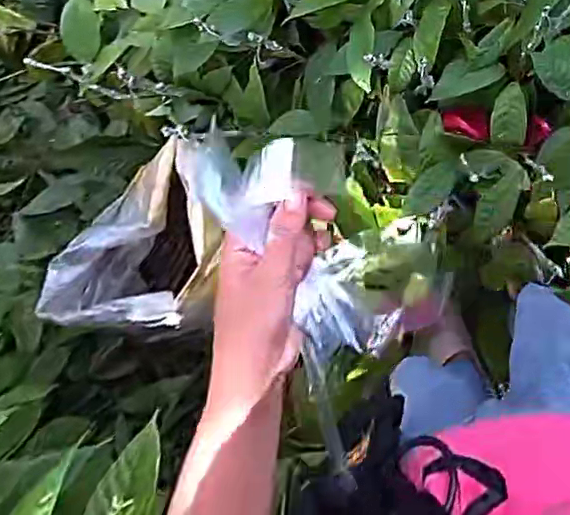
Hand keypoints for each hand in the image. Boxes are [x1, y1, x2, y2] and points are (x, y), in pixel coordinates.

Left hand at [208, 191, 335, 416]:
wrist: (255, 378)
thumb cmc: (254, 325)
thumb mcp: (273, 274)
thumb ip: (285, 232)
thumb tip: (296, 193)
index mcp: (240, 242)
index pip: (261, 202)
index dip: (286, 192)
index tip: (314, 191)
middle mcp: (253, 249)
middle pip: (281, 215)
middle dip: (304, 213)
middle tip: (329, 215)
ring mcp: (269, 266)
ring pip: (294, 235)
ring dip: (310, 236)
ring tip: (323, 247)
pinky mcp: (284, 282)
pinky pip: (300, 256)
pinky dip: (312, 254)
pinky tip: (321, 258)